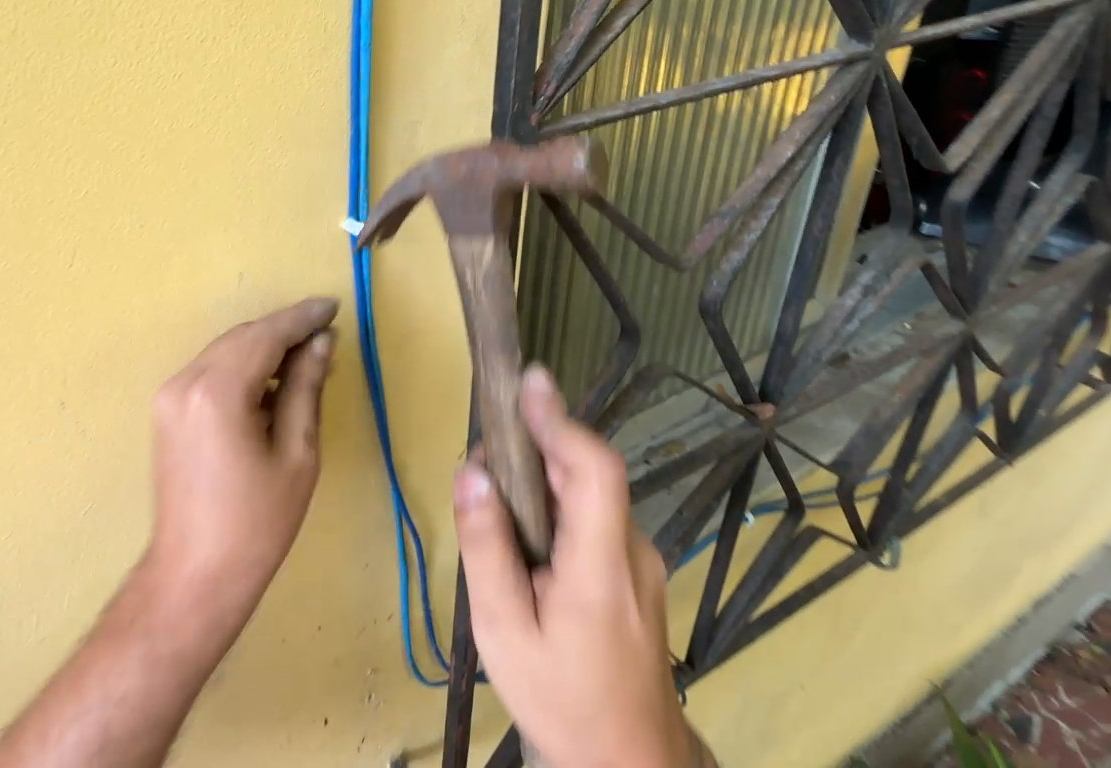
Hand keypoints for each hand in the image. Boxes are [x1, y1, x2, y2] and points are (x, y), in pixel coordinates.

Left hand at [142, 297, 339, 623]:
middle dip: (283, 332)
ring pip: (223, 352)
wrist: (195, 573)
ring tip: (306, 361)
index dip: (302, 318)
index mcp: (217, 391)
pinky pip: (209, 373)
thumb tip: (321, 343)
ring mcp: (168, 396)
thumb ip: (305, 388)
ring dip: (262, 350)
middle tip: (326, 337)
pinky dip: (241, 370)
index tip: (334, 307)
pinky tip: (270, 384)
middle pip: (241, 338)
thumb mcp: (296, 454)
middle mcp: (184, 382)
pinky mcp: (166, 411)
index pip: (265, 335)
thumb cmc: (257, 523)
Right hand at [453, 366, 711, 767]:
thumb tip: (472, 474)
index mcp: (600, 566)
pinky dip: (555, 503)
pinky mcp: (633, 571)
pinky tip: (522, 534)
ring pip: (589, 494)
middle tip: (480, 461)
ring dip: (542, 476)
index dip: (560, 421)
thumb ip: (486, 548)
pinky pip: (592, 516)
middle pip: (588, 474)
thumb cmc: (559, 695)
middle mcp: (631, 550)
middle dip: (535, 446)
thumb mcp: (502, 629)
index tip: (528, 380)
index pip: (594, 470)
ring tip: (492, 500)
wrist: (628, 758)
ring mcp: (639, 560)